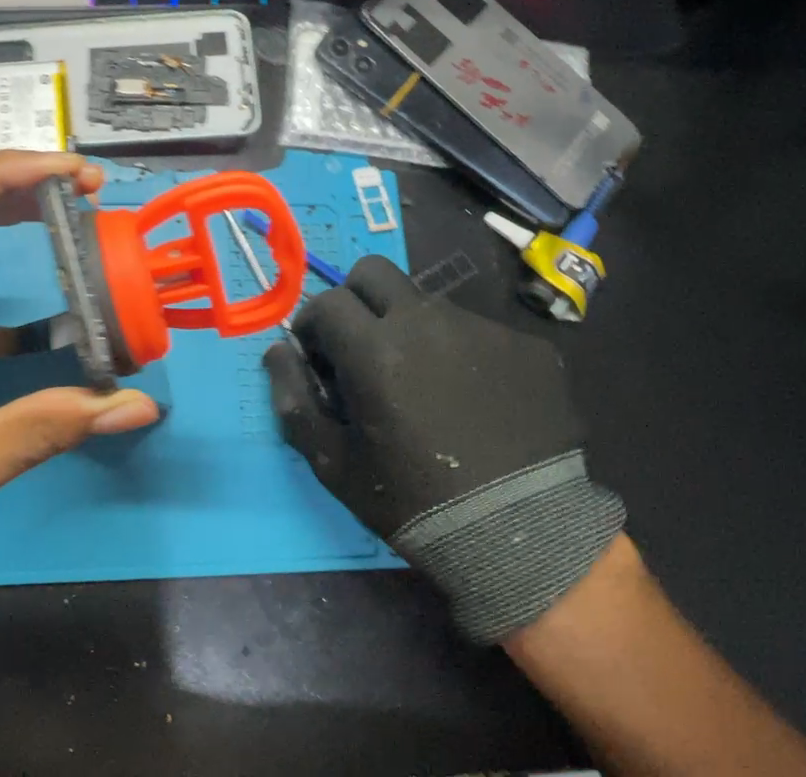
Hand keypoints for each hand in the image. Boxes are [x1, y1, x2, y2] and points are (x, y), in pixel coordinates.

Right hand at [264, 256, 623, 643]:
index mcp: (375, 348)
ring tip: (426, 384)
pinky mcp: (527, 346)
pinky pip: (479, 331)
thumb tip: (278, 352)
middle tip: (362, 347)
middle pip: (375, 272)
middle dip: (356, 301)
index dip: (313, 325)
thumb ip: (295, 400)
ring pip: (428, 303)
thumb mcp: (334, 463)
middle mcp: (427, 322)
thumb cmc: (412, 500)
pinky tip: (474, 400)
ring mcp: (483, 329)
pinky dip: (462, 353)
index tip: (319, 357)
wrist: (519, 532)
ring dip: (412, 329)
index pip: (328, 301)